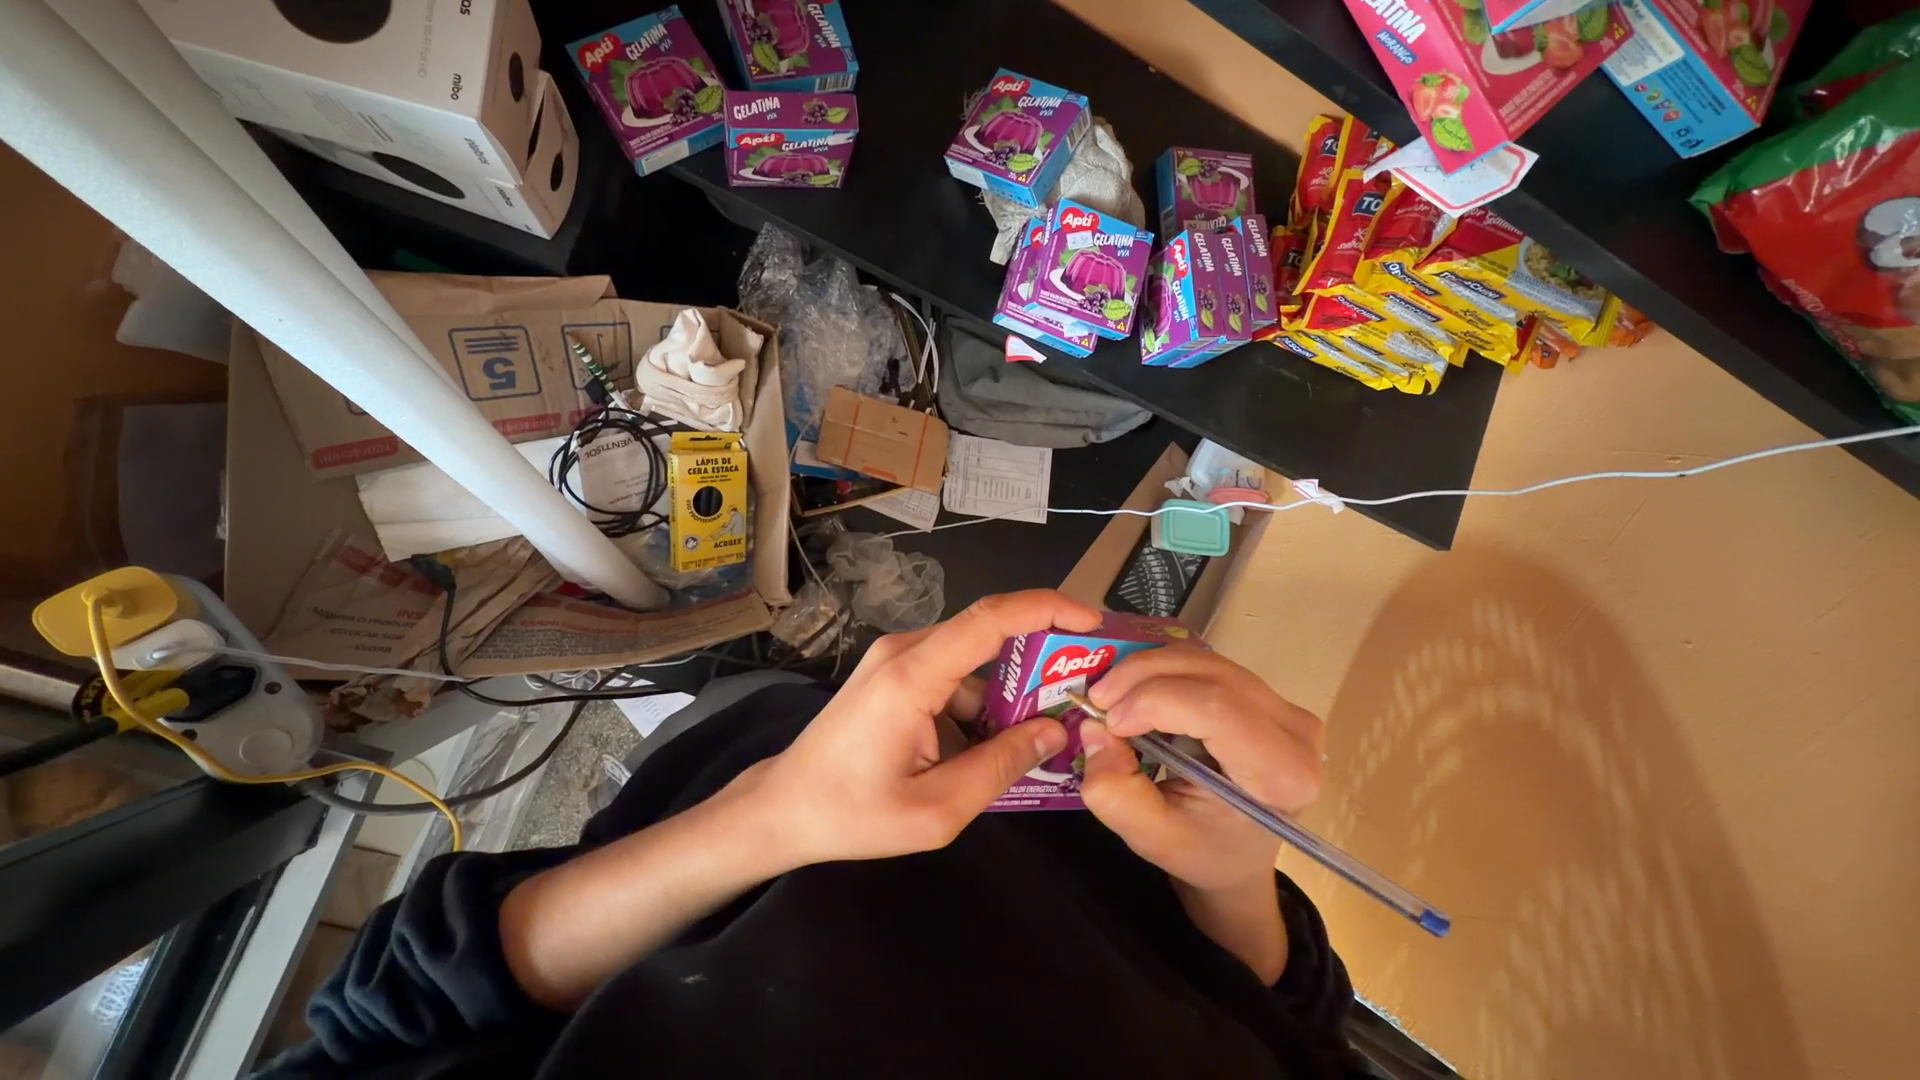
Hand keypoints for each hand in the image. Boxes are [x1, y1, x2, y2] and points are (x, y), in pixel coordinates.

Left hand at [739, 590, 1102, 867]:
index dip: (1046, 608)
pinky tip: (991, 749)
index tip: (1091, 621)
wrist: (783, 808)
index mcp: (913, 675)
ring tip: (1039, 739)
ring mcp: (897, 661)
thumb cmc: (853, 813)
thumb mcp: (938, 808)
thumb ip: (1002, 765)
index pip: (990, 619)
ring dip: (1008, 695)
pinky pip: (953, 679)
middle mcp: (906, 652)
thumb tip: (1055, 731)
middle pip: (988, 636)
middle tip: (1083, 692)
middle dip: (1041, 659)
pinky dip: (980, 707)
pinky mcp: (894, 676)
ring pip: (974, 664)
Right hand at [1077, 645, 1323, 892]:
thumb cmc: (1203, 851)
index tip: (1109, 722)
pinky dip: (1160, 670)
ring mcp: (1282, 706)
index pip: (1217, 708)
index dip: (1154, 700)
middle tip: (1096, 700)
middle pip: (1209, 674)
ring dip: (1146, 669)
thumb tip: (1093, 730)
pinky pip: (1203, 664)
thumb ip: (1116, 793)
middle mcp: (1295, 731)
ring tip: (1111, 697)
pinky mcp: (1263, 693)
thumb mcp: (1152, 838)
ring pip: (1203, 660)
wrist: (1238, 856)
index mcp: (1282, 775)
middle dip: (1141, 676)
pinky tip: (1134, 692)